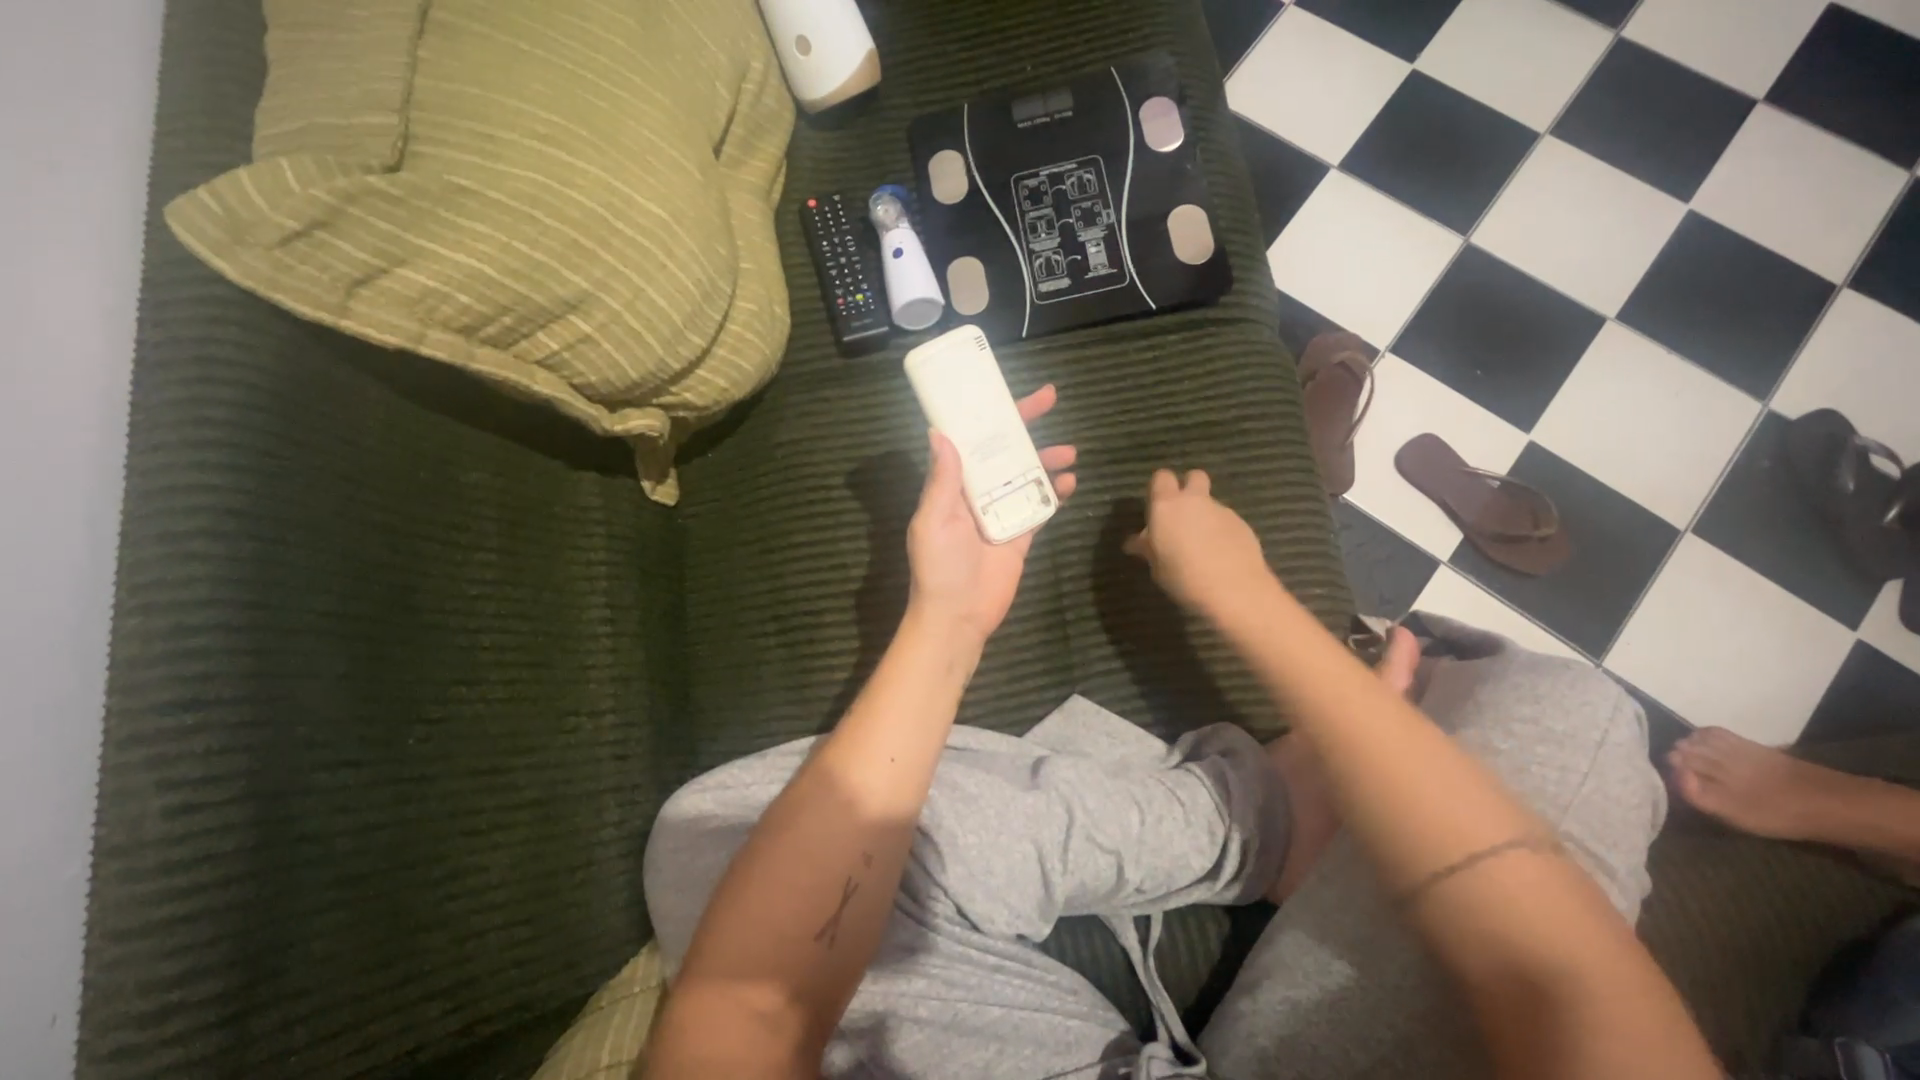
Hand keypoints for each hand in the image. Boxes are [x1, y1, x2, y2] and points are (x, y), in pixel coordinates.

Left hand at [906, 384, 1076, 646]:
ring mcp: (1001, 513)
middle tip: (1051, 400)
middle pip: (1004, 451)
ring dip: (1046, 459)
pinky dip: (1056, 492)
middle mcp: (976, 494)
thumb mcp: (933, 519)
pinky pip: (1040, 506)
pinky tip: (1070, 482)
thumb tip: (938, 433)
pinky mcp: (1020, 535)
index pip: (971, 440)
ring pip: (1026, 475)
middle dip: (1026, 426)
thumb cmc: (939, 568)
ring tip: (1069, 452)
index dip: (989, 415)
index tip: (1008, 393)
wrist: (958, 617)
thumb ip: (941, 479)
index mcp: (951, 486)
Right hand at [1122, 469, 1269, 615]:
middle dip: (1188, 488)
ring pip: (1210, 503)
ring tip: (1203, 547)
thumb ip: (1148, 548)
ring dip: (1204, 516)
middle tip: (1182, 516)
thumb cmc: (1184, 579)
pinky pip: (1226, 521)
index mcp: (1167, 507)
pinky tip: (1221, 555)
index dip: (1159, 488)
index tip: (1157, 508)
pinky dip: (1221, 532)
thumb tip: (1136, 542)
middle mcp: (1195, 501)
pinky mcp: (1243, 524)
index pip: (1161, 477)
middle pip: (1194, 476)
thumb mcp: (1157, 567)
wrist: (1235, 590)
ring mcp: (1222, 510)